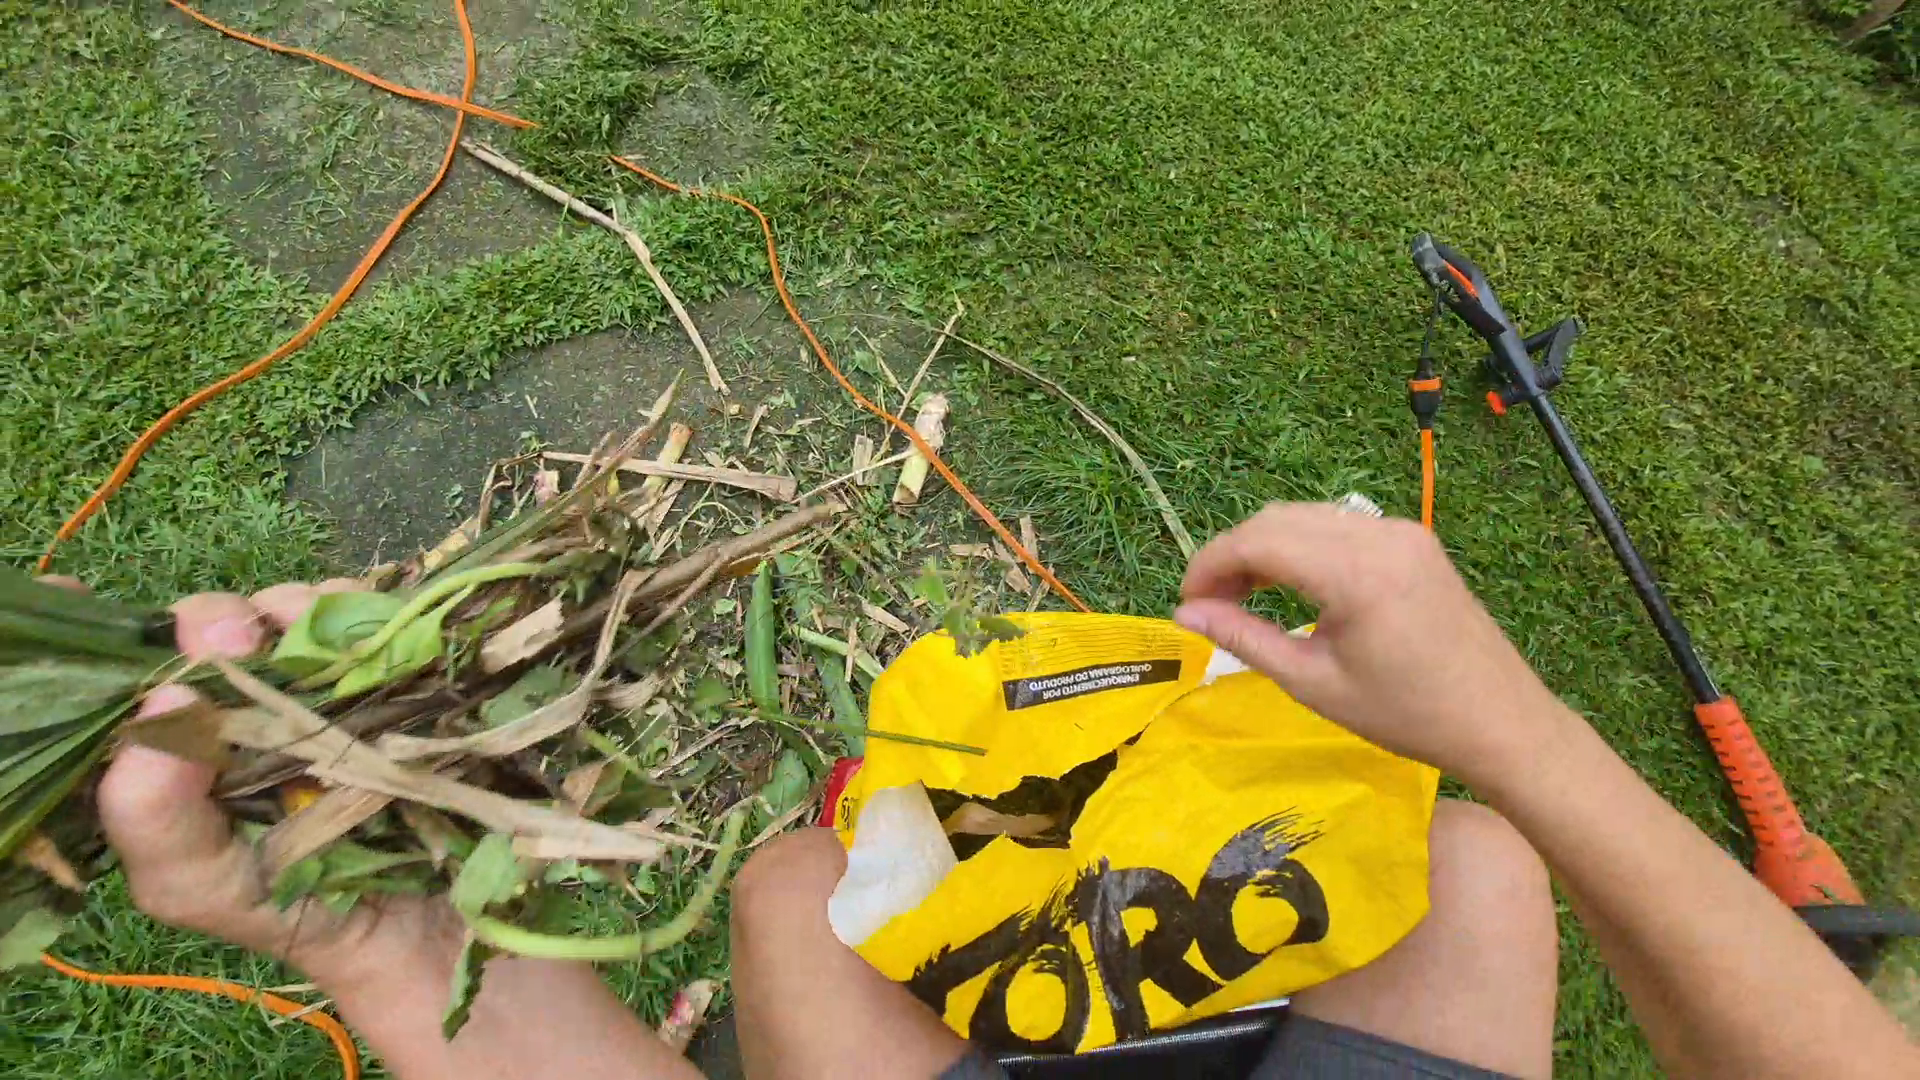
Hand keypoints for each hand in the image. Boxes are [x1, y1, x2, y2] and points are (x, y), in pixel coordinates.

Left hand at [93, 580, 461, 986]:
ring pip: (306, 611)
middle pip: (223, 626)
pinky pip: (385, 620)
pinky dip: (378, 608)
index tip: (80, 600)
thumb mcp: (200, 883)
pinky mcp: (406, 674)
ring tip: (313, 630)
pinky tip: (376, 625)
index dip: (106, 634)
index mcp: (187, 748)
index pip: (134, 672)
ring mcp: (338, 684)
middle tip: (234, 637)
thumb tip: (172, 700)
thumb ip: (154, 818)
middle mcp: (259, 704)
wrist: (422, 913)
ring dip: (303, 606)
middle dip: (220, 617)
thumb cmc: (301, 901)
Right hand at [1173, 502, 1572, 787]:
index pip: (1256, 541)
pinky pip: (1333, 525)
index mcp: (1356, 572)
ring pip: (1301, 517)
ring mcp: (1399, 531)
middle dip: (1229, 556)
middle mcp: (1379, 535)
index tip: (1187, 604)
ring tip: (1241, 596)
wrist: (1503, 723)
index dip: (1208, 565)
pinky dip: (1295, 546)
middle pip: (1274, 520)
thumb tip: (1184, 615)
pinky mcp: (1410, 539)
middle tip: (1209, 604)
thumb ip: (1243, 638)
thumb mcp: (1312, 682)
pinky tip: (1286, 583)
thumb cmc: (1404, 714)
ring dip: (1260, 548)